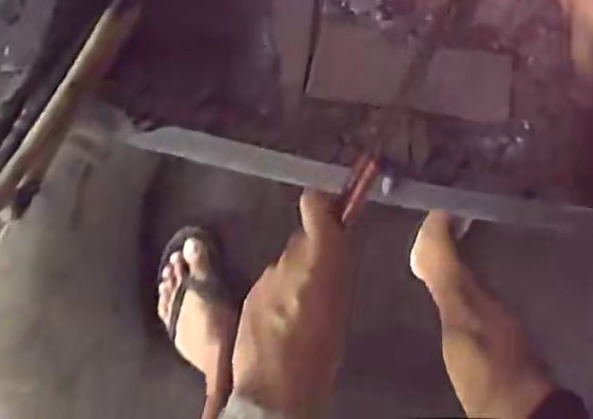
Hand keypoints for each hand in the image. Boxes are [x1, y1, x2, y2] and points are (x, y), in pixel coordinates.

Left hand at [231, 189, 358, 417]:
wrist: (276, 389)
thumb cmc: (323, 346)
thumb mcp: (344, 299)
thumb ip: (340, 262)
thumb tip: (341, 237)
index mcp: (321, 253)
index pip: (314, 203)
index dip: (321, 203)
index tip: (330, 210)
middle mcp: (290, 256)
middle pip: (302, 238)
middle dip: (310, 251)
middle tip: (319, 277)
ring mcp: (266, 275)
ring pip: (284, 263)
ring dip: (292, 275)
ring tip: (298, 308)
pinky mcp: (248, 295)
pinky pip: (268, 284)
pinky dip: (275, 295)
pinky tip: (279, 322)